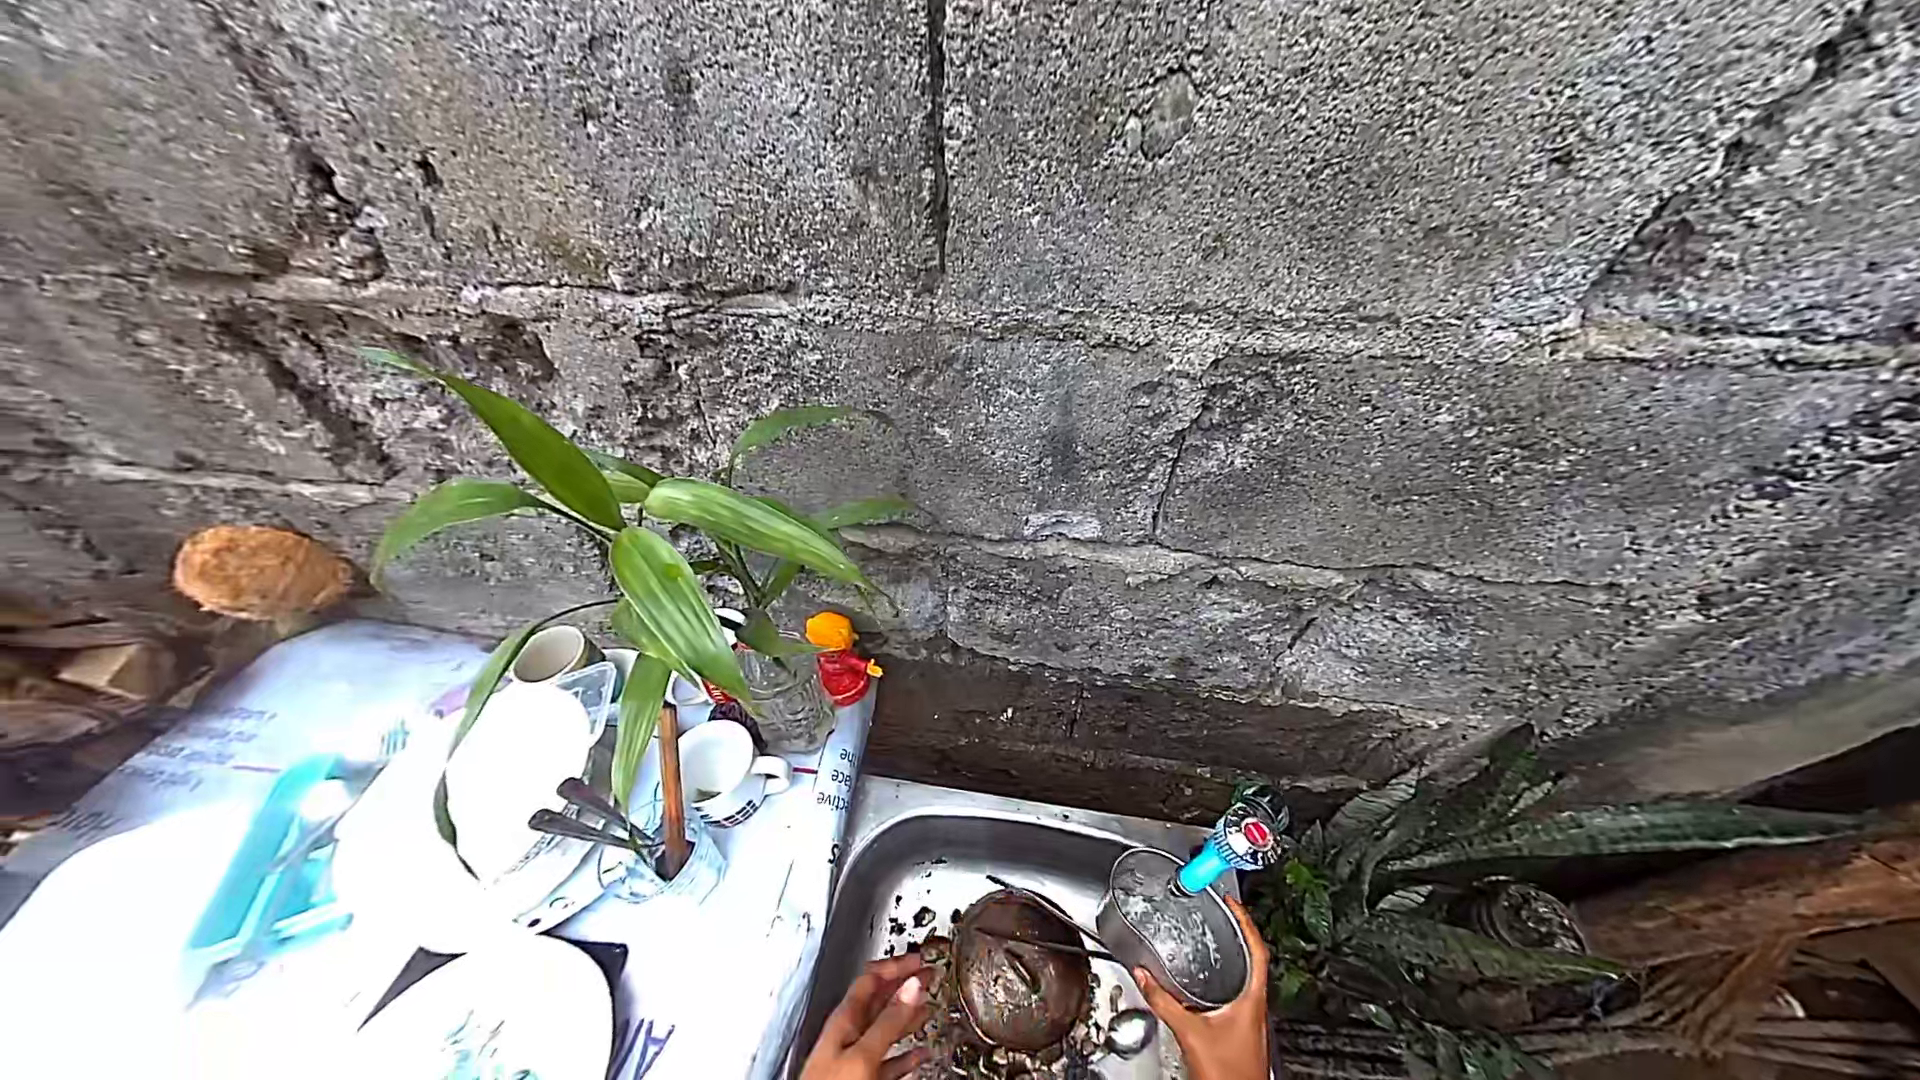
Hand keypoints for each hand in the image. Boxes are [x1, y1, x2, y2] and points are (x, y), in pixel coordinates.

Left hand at [800, 955, 933, 1079]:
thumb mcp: (863, 1054)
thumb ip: (888, 1019)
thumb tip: (911, 985)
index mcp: (844, 1019)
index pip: (872, 977)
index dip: (896, 964)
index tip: (919, 959)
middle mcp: (847, 1034)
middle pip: (880, 999)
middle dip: (905, 985)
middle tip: (929, 975)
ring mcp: (853, 1059)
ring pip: (885, 1028)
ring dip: (908, 1016)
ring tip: (929, 1007)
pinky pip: (888, 1061)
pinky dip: (906, 1054)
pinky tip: (919, 1055)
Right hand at [1132, 893, 1271, 1079]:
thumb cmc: (1227, 1076)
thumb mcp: (1190, 1032)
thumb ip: (1164, 1001)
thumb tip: (1143, 975)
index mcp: (1252, 1000)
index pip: (1257, 951)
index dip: (1246, 923)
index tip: (1233, 903)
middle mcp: (1255, 1006)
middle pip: (1254, 959)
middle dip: (1239, 932)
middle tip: (1224, 911)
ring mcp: (1251, 1018)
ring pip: (1247, 975)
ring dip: (1234, 952)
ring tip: (1217, 933)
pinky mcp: (1242, 1027)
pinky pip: (1238, 989)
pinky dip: (1226, 973)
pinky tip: (1208, 976)